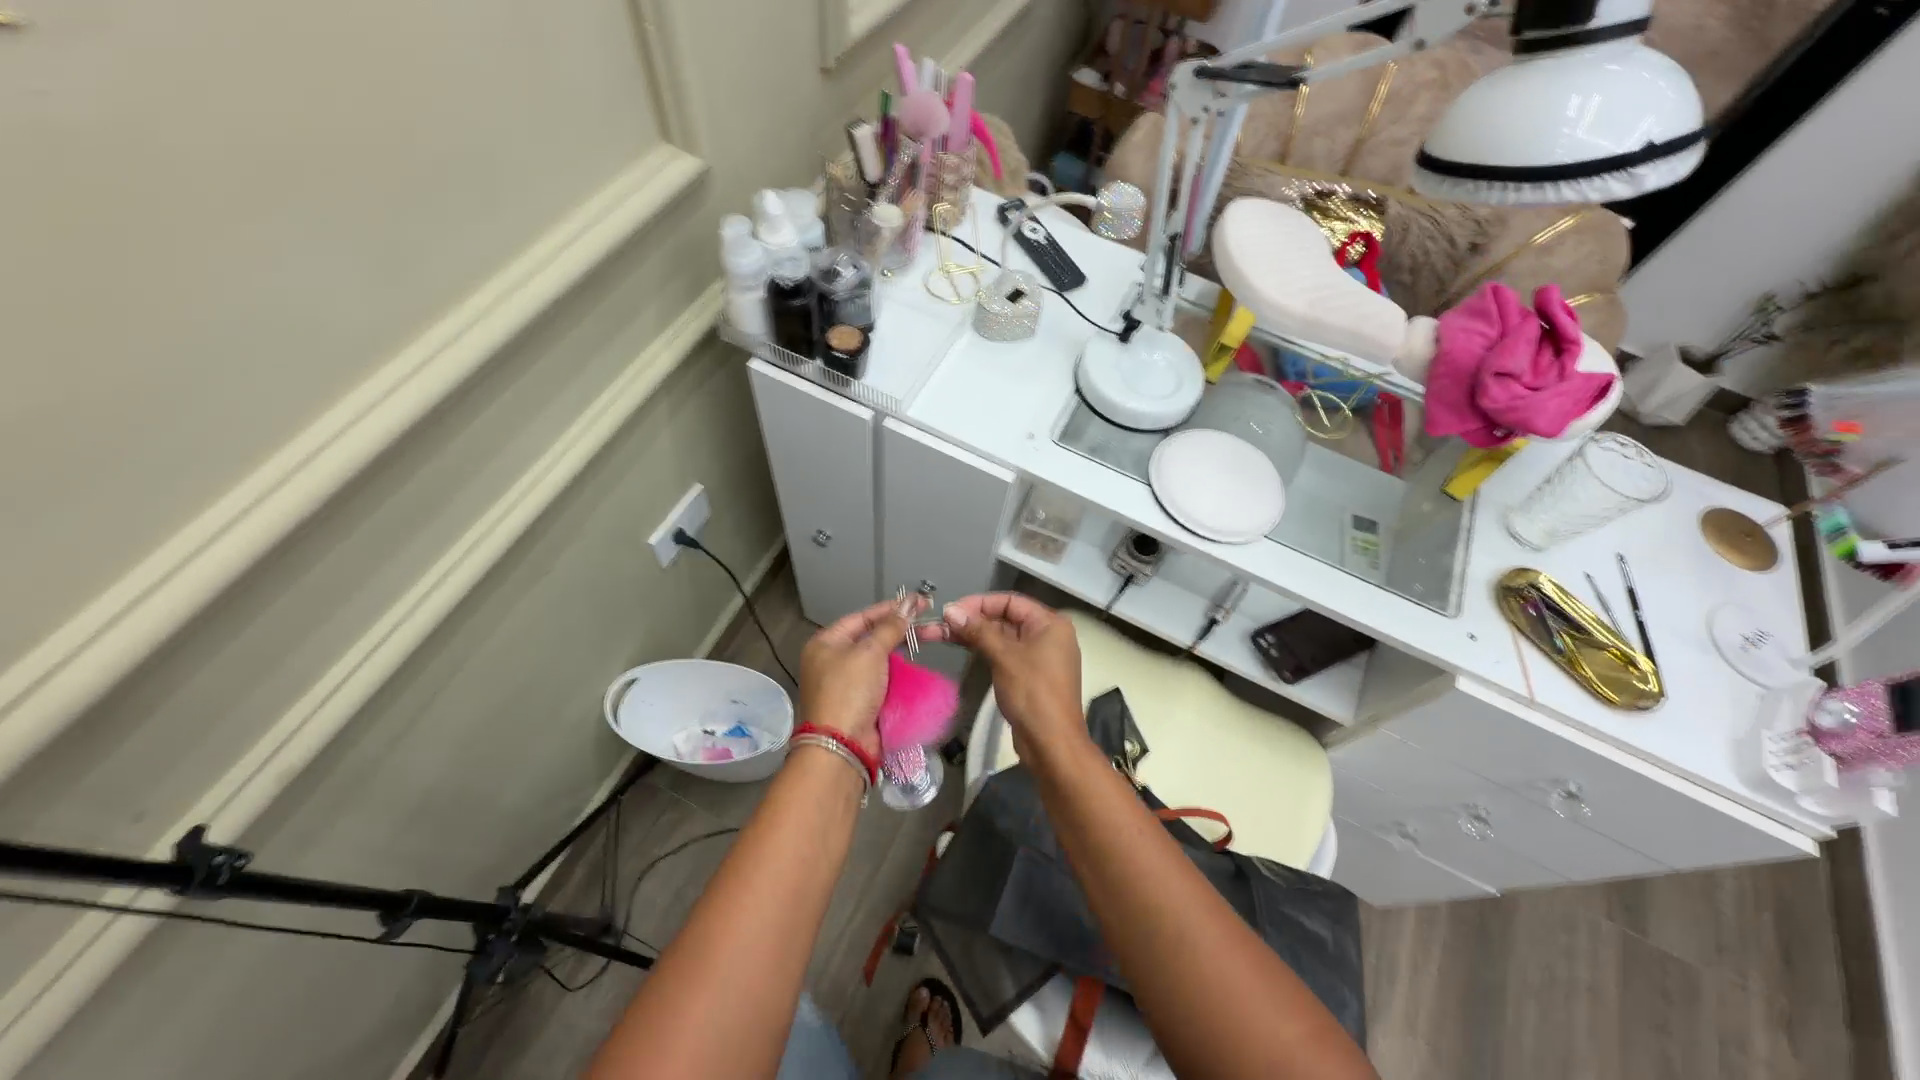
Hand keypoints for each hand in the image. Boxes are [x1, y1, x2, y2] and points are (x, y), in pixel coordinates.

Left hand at [797, 597, 915, 757]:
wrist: (842, 745)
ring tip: (926, 640)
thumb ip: (891, 627)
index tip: (919, 603)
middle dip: (899, 630)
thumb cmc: (849, 691)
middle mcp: (832, 660)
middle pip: (870, 637)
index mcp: (826, 643)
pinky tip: (915, 665)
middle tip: (928, 622)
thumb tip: (909, 602)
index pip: (862, 617)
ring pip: (878, 659)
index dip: (891, 608)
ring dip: (900, 651)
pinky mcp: (859, 701)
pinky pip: (881, 679)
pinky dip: (897, 673)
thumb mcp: (870, 652)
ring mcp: (845, 682)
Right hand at [930, 593, 1085, 756]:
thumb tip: (951, 610)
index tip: (950, 609)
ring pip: (1000, 637)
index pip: (1010, 601)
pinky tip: (959, 646)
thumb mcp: (1004, 657)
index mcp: (1049, 623)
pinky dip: (983, 649)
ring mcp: (1037, 656)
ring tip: (937, 634)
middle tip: (938, 623)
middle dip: (971, 620)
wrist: (1051, 742)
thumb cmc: (1033, 693)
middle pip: (1004, 618)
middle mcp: (1046, 635)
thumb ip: (978, 630)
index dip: (978, 603)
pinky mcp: (1028, 675)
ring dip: (972, 635)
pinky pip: (1003, 654)